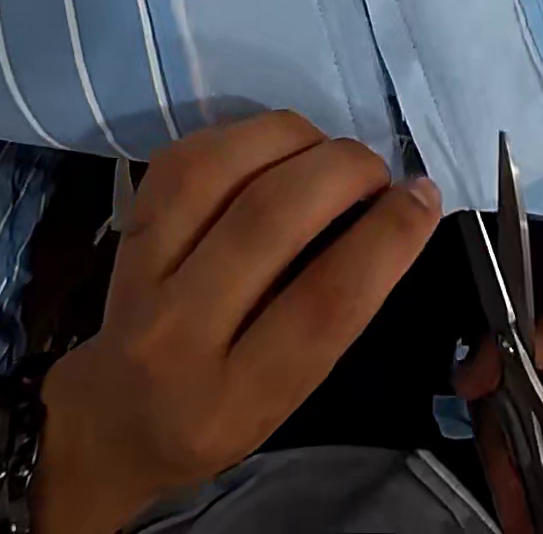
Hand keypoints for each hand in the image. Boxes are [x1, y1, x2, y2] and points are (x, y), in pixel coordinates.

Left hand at [32, 112, 442, 533]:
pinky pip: (194, 152)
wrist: (119, 410)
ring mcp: (141, 269)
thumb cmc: (227, 402)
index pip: (325, 303)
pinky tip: (279, 145)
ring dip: (297, 139)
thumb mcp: (294, 387)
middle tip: (376, 169)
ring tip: (328, 151)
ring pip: (222, 169)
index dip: (388, 236)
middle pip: (270, 219)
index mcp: (236, 396)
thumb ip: (340, 303)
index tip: (423, 195)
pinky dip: (250, 133)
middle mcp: (177, 332)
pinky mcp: (131, 221)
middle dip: (344, 171)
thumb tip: (397, 206)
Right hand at [458, 315, 542, 533]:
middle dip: (505, 426)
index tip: (470, 387)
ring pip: (535, 401)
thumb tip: (523, 484)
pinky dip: (534, 465)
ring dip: (515, 454)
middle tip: (512, 499)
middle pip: (534, 370)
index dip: (503, 349)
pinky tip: (540, 509)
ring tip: (525, 513)